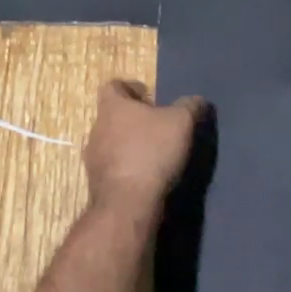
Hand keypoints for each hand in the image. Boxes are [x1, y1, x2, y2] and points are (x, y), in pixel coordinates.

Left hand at [82, 80, 204, 212]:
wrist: (128, 205)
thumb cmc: (151, 152)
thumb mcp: (181, 122)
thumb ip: (190, 106)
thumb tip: (198, 100)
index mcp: (112, 107)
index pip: (113, 86)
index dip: (130, 89)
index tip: (149, 98)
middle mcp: (97, 128)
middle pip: (112, 116)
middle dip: (132, 120)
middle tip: (156, 127)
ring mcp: (93, 159)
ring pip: (110, 143)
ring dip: (128, 146)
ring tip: (152, 155)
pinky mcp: (96, 185)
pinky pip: (112, 169)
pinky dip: (126, 170)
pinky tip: (145, 178)